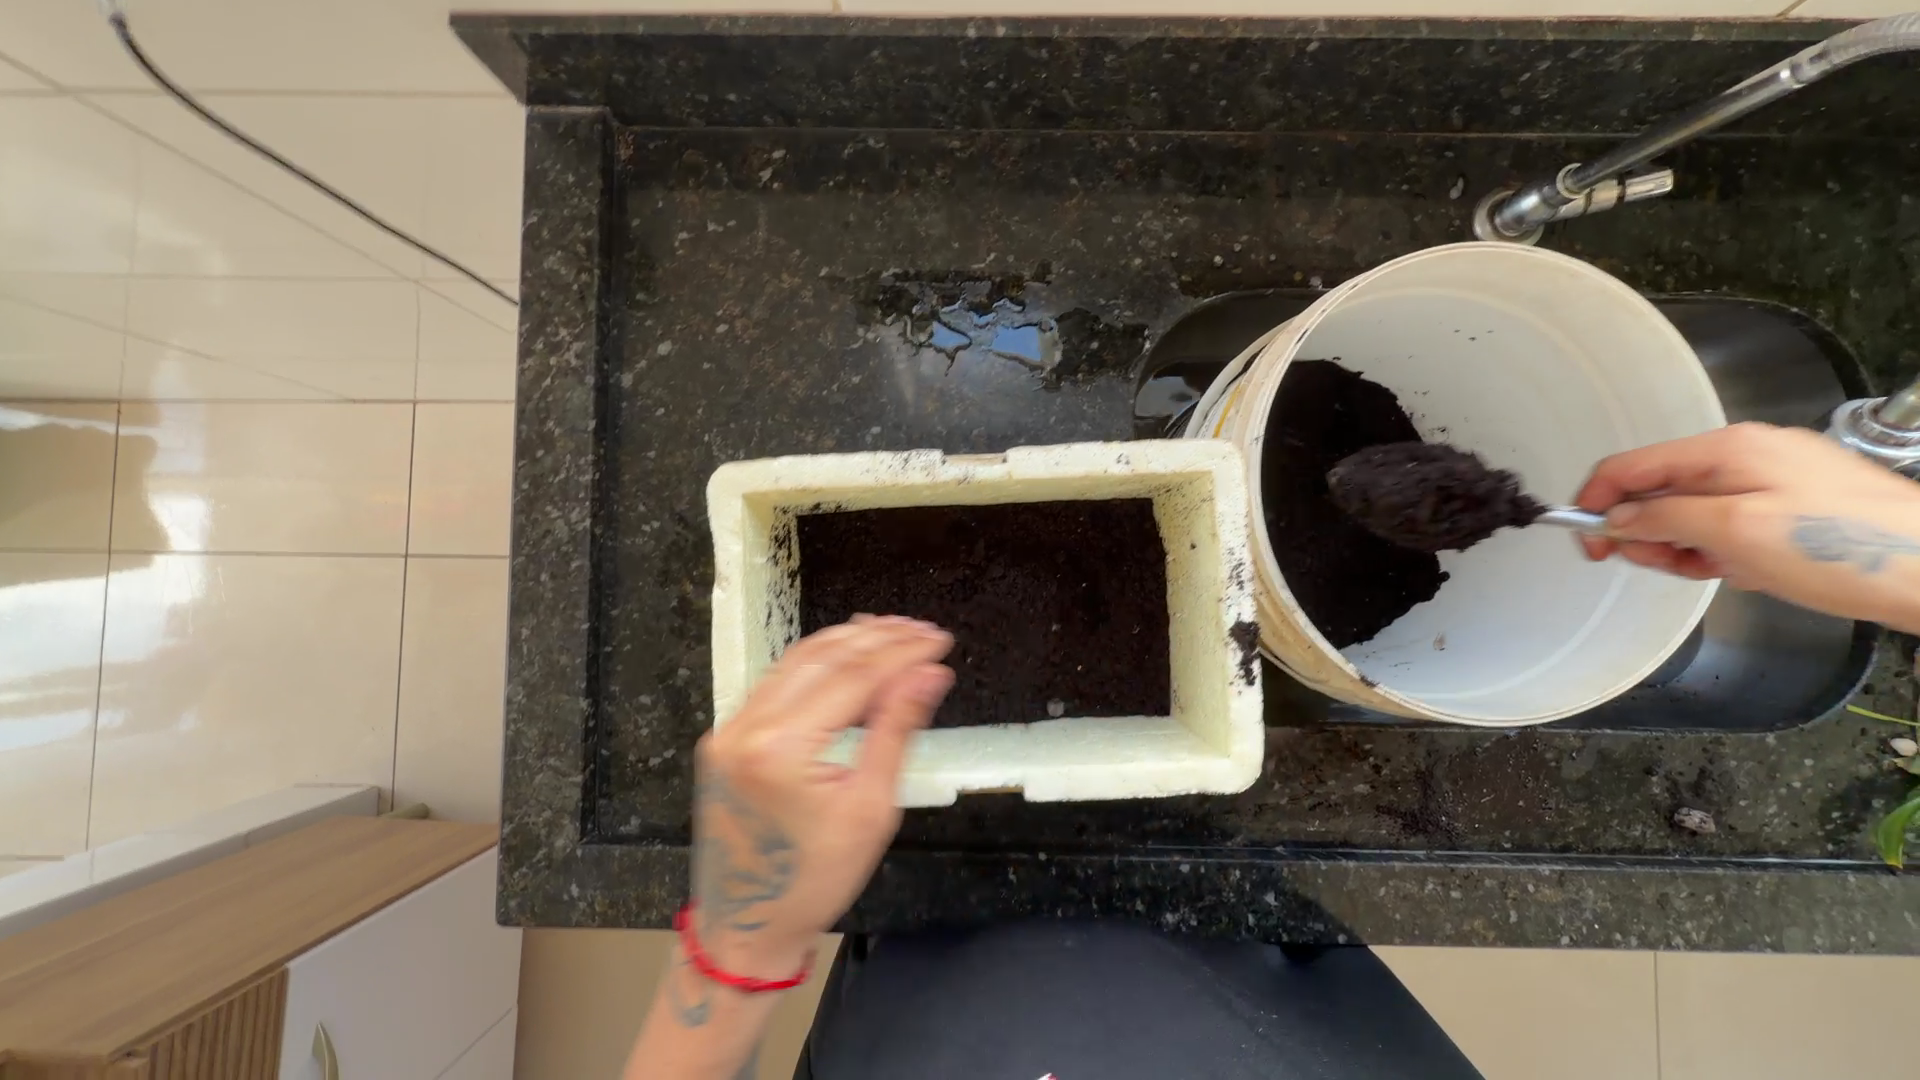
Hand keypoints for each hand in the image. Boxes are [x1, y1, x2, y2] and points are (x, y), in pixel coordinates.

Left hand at [689, 615, 953, 977]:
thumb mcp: (871, 808)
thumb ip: (897, 729)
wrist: (746, 928)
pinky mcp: (726, 736)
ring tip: (891, 629)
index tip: (938, 640)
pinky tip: (843, 653)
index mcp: (783, 747)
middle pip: (824, 659)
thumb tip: (929, 673)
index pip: (855, 677)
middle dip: (878, 638)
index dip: (902, 652)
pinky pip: (776, 682)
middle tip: (921, 629)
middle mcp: (748, 726)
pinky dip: (815, 661)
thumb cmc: (814, 880)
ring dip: (846, 642)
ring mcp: (730, 729)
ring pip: (796, 661)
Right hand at [1574, 422, 1919, 629]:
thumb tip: (1616, 520)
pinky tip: (1737, 568)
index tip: (1588, 545)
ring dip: (1679, 545)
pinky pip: (1721, 521)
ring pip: (1685, 510)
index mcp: (1725, 450)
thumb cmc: (1842, 549)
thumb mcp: (1734, 533)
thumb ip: (1663, 519)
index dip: (1595, 504)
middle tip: (1662, 565)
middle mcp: (1742, 455)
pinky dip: (1714, 548)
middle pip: (1654, 490)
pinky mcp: (1788, 505)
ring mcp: (1769, 479)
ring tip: (1710, 570)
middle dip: (1643, 531)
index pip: (1626, 468)